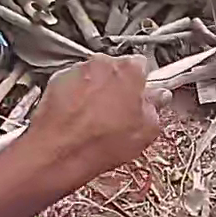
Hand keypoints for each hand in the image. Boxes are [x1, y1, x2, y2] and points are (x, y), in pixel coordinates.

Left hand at [23, 54, 166, 183]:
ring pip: (94, 75)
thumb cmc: (100, 142)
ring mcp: (78, 70)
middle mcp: (103, 63)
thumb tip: (158, 99)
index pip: (143, 65)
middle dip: (119, 86)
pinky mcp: (57, 80)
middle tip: (119, 113)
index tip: (142, 96)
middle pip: (116, 68)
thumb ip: (156, 107)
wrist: (59, 153)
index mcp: (130, 69)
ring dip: (96, 90)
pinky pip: (72, 83)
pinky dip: (75, 96)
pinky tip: (78, 118)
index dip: (143, 83)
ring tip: (96, 119)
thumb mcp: (146, 131)